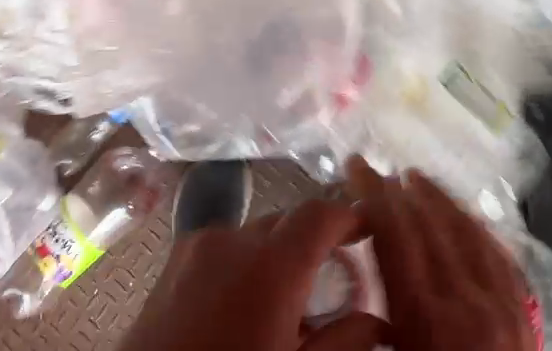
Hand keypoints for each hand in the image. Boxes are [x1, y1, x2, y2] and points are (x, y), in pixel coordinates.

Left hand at [116, 196, 385, 350]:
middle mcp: (232, 239)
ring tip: (294, 301)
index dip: (351, 215)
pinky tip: (249, 305)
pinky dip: (247, 263)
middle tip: (342, 278)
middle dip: (317, 243)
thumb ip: (344, 342)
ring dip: (280, 255)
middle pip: (288, 223)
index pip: (320, 214)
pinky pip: (224, 247)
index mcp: (269, 264)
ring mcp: (196, 246)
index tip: (373, 228)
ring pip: (255, 235)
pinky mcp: (173, 261)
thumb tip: (378, 320)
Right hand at [345, 156, 531, 350]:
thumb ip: (373, 325)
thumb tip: (353, 279)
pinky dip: (477, 229)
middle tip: (375, 168)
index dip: (373, 192)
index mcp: (426, 315)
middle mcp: (466, 299)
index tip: (355, 166)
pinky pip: (500, 258)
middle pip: (429, 223)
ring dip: (439, 200)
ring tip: (415, 179)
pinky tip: (465, 220)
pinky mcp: (525, 320)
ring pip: (468, 232)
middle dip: (399, 189)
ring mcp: (502, 306)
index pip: (395, 231)